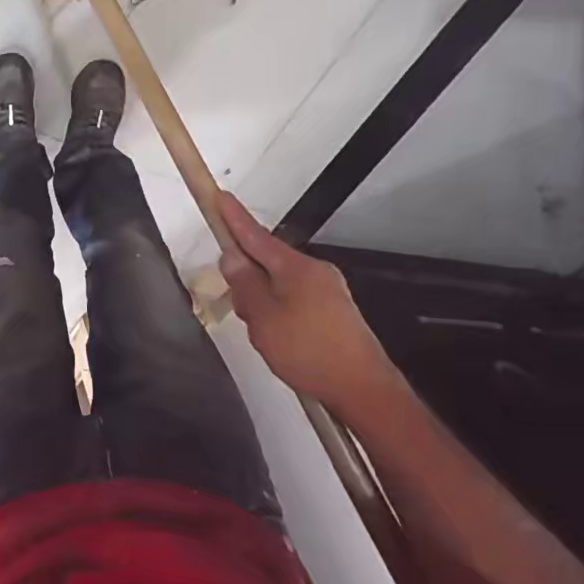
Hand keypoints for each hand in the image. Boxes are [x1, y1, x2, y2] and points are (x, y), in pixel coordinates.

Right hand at [217, 193, 401, 415]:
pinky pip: (296, 302)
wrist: (363, 387)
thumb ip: (245, 285)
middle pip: (269, 264)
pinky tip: (281, 342)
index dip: (235, 219)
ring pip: (281, 287)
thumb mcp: (265, 319)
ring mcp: (329, 291)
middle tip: (241, 309)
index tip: (220, 196)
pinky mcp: (335, 313)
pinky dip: (280, 315)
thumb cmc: (309, 351)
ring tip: (265, 337)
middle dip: (248, 279)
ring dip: (264, 303)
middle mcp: (315, 272)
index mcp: (297, 267)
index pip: (257, 237)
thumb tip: (232, 255)